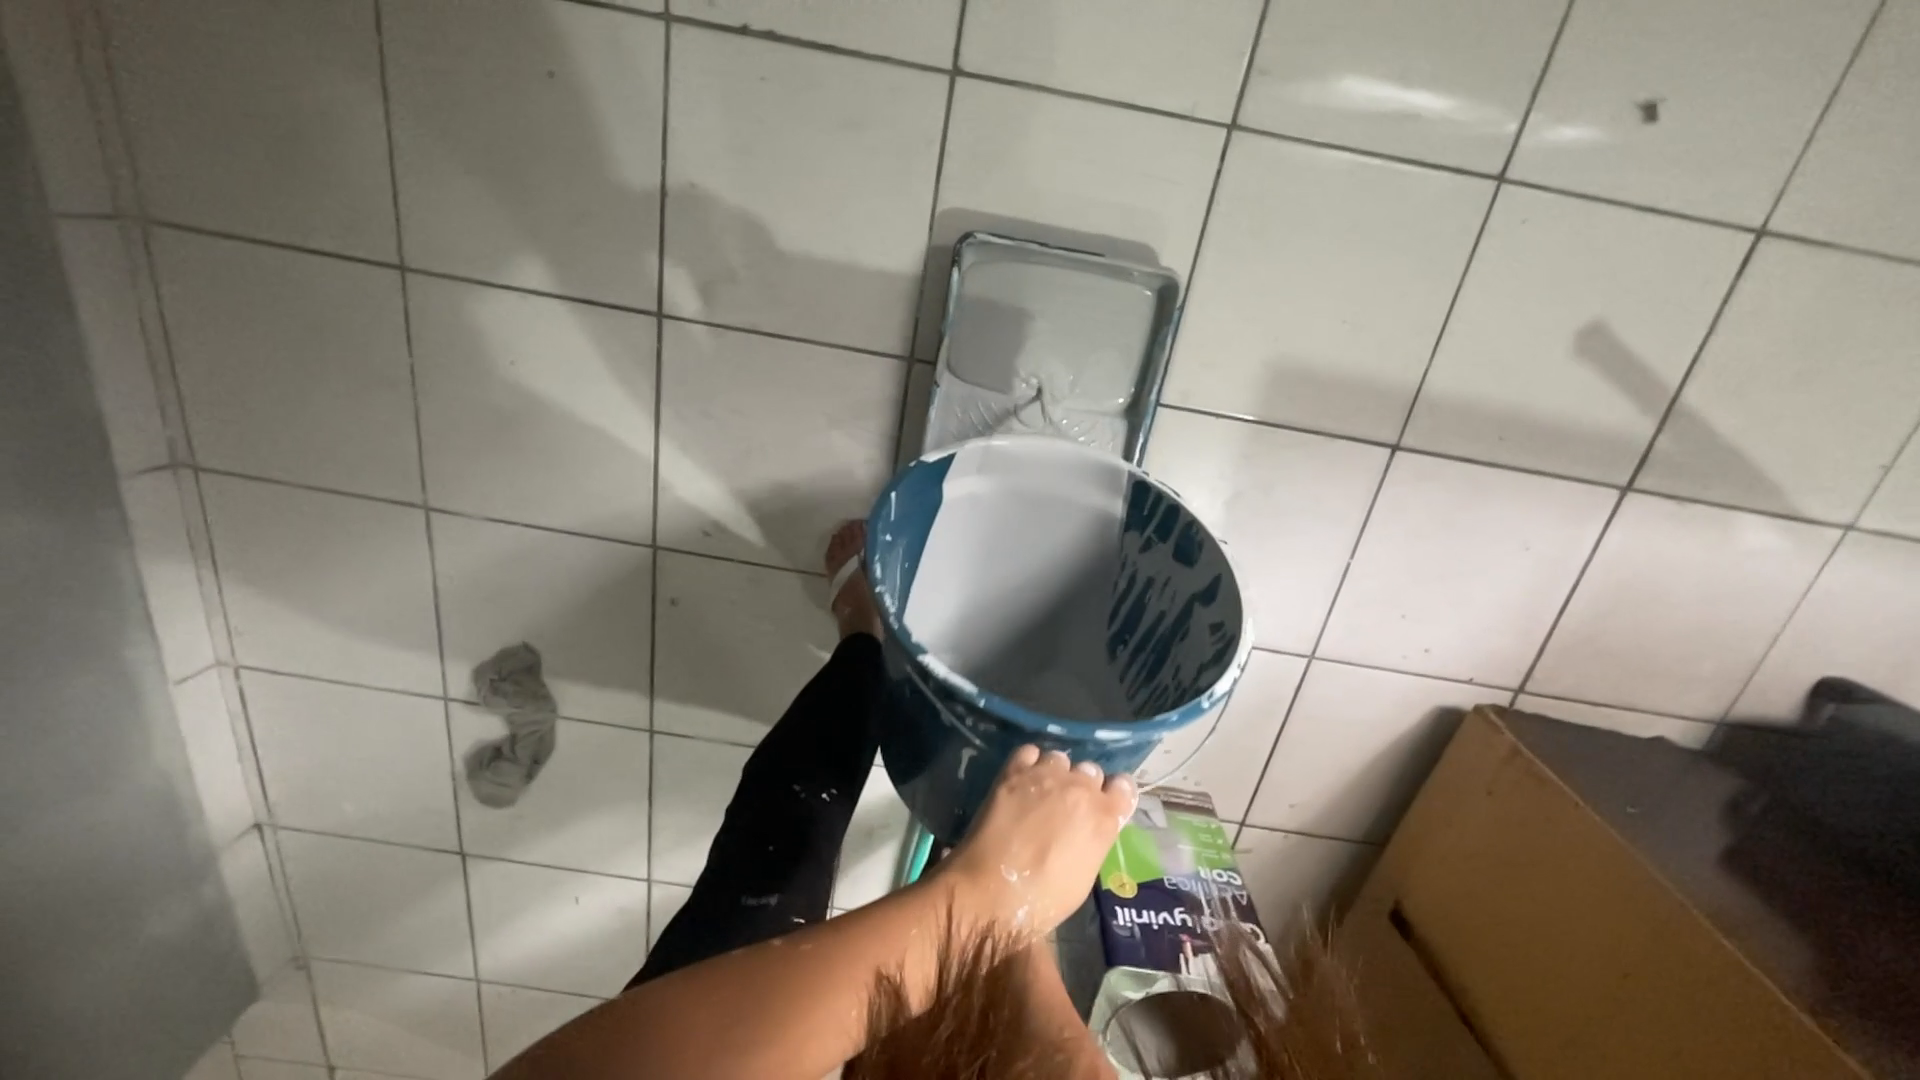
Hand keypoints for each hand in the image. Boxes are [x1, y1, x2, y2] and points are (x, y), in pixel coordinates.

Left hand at [938, 745, 1137, 938]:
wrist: (993, 892)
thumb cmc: (1043, 898)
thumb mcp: (1085, 875)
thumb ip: (1094, 840)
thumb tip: (1087, 828)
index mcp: (1104, 817)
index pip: (1124, 786)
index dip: (1114, 794)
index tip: (1104, 804)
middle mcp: (1081, 788)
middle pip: (1091, 771)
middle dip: (1083, 785)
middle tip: (1067, 806)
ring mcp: (1047, 776)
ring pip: (1060, 759)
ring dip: (1055, 773)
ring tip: (1041, 793)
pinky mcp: (1014, 772)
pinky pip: (1029, 753)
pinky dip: (1028, 763)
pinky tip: (1022, 780)